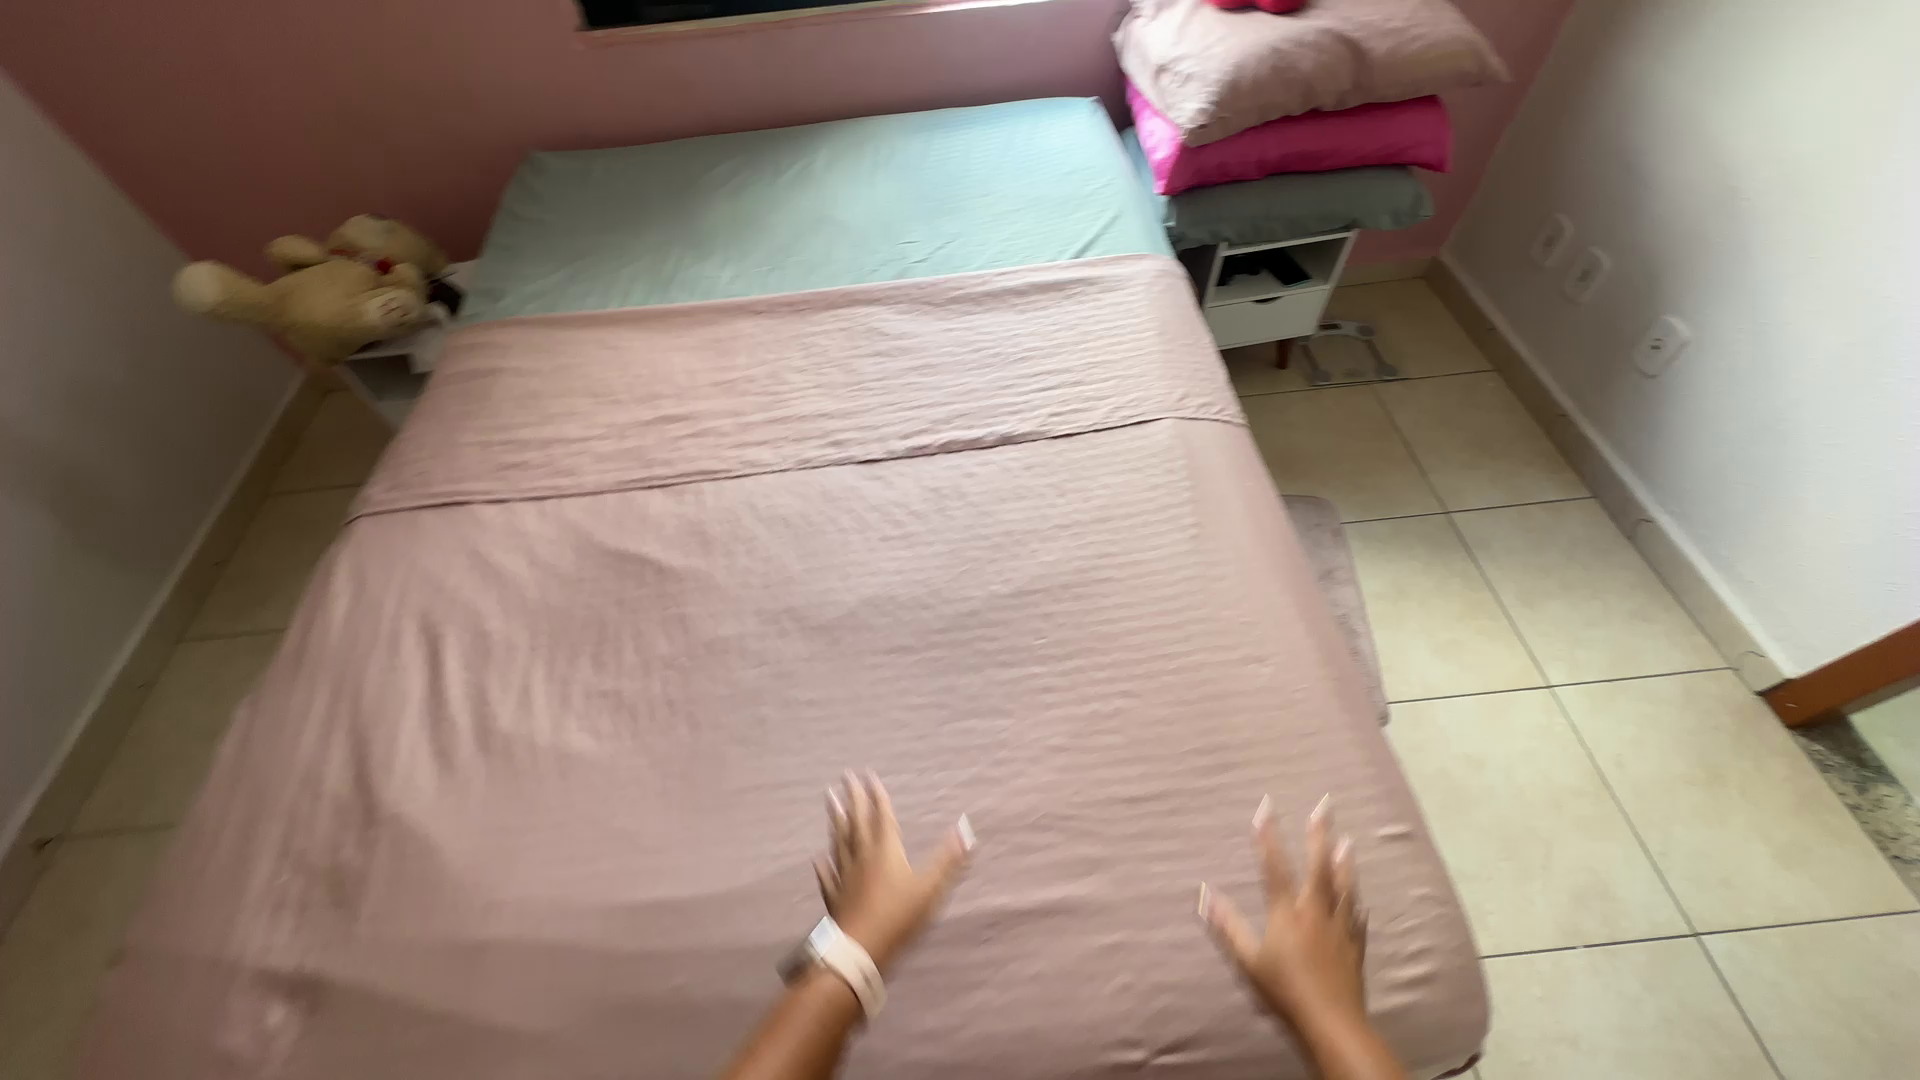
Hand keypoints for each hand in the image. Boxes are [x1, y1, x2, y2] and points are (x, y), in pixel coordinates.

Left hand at [815, 771, 973, 973]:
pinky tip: (817, 858)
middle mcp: (862, 857)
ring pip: (839, 841)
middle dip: (852, 798)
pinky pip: (828, 875)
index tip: (868, 775)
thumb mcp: (930, 889)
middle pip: (855, 822)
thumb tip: (966, 828)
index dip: (876, 795)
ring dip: (835, 819)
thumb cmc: (897, 918)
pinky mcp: (835, 898)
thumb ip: (948, 859)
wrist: (858, 952)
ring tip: (830, 800)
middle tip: (844, 777)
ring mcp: (844, 877)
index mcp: (885, 851)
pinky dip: (824, 864)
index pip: (880, 816)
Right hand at [1199, 794, 1367, 1032]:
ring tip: (1347, 841)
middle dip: (1319, 834)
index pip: (1274, 865)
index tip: (1265, 806)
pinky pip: (1356, 917)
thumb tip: (1203, 893)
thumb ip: (1227, 925)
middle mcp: (1315, 912)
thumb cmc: (1284, 993)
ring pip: (1343, 886)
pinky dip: (1356, 902)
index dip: (1268, 835)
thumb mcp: (1248, 960)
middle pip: (1319, 866)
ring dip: (1344, 861)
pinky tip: (1359, 898)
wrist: (1333, 1025)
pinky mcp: (1354, 948)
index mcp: (1287, 912)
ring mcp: (1338, 929)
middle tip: (1324, 806)